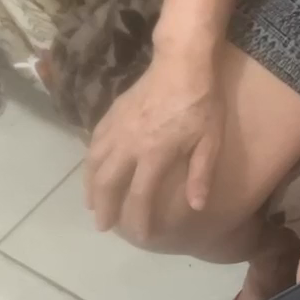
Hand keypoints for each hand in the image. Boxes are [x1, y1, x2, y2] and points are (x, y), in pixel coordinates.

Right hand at [84, 38, 223, 240]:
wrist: (181, 63)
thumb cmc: (202, 103)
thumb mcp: (210, 141)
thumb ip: (200, 174)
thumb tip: (196, 206)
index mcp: (155, 154)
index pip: (141, 196)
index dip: (139, 219)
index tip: (140, 236)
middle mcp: (129, 144)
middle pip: (107, 183)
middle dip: (104, 208)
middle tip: (103, 226)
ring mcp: (117, 128)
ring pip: (94, 164)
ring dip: (91, 188)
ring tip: (92, 205)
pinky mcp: (111, 114)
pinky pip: (93, 144)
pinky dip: (89, 163)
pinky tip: (92, 170)